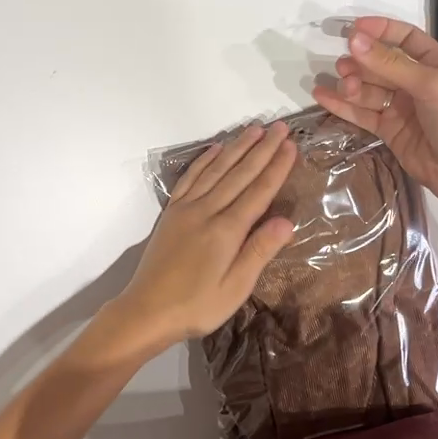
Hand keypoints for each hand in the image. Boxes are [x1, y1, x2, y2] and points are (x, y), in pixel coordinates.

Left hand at [110, 122, 297, 344]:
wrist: (146, 311)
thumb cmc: (197, 307)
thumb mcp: (236, 288)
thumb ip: (259, 251)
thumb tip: (287, 220)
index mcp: (226, 231)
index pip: (258, 192)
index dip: (277, 168)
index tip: (291, 146)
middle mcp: (206, 211)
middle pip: (239, 174)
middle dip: (262, 149)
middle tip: (280, 127)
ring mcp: (185, 209)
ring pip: (216, 170)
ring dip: (236, 148)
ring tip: (254, 129)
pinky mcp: (171, 213)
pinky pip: (190, 178)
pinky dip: (205, 160)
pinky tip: (216, 149)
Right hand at [310, 16, 437, 208]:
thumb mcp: (430, 86)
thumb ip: (390, 65)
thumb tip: (353, 40)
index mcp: (436, 64)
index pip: (406, 38)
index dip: (381, 30)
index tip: (353, 28)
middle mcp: (416, 83)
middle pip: (381, 65)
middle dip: (362, 63)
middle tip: (343, 67)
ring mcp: (401, 108)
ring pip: (369, 89)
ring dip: (352, 85)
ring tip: (344, 86)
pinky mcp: (388, 130)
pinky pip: (362, 113)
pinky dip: (342, 106)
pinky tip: (322, 97)